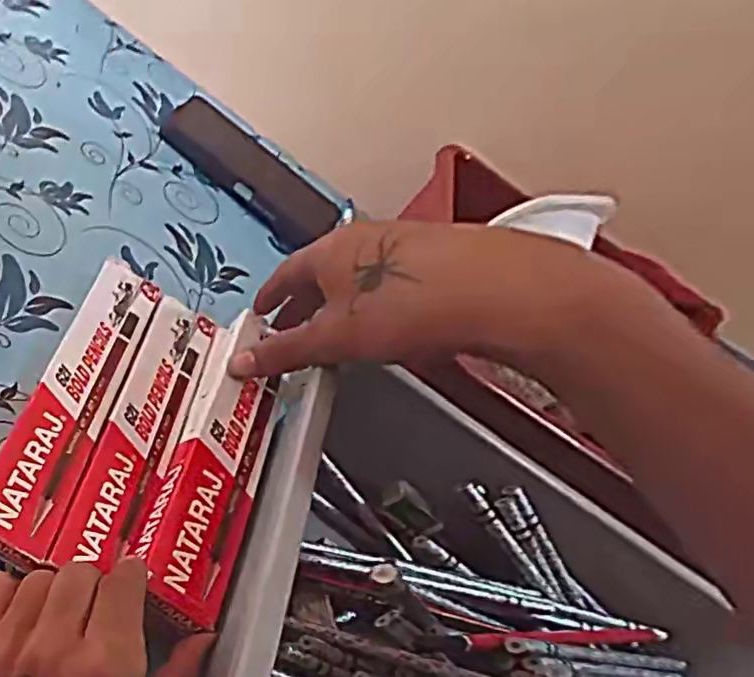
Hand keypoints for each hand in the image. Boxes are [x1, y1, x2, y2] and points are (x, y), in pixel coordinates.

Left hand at [0, 558, 212, 676]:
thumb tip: (203, 640)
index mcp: (105, 671)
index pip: (122, 583)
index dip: (133, 579)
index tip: (135, 587)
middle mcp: (55, 647)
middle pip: (80, 571)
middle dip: (97, 584)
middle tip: (101, 611)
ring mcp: (9, 643)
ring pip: (40, 575)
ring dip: (58, 588)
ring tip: (64, 618)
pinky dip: (14, 591)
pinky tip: (27, 618)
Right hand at [227, 220, 660, 379]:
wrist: (509, 295)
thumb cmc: (419, 304)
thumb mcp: (334, 339)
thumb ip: (283, 352)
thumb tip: (244, 362)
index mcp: (332, 249)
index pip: (284, 274)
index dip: (268, 298)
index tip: (260, 313)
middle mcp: (368, 238)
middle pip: (319, 275)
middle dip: (301, 306)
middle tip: (290, 334)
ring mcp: (406, 245)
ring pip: (356, 279)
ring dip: (337, 308)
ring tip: (333, 339)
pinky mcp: (439, 259)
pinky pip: (389, 284)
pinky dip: (372, 307)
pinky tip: (380, 331)